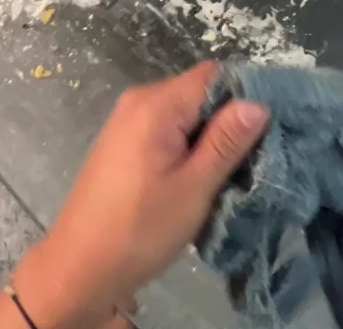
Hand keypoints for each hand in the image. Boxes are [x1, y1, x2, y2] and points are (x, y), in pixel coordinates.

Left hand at [11, 61, 269, 327]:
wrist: (78, 268)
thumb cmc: (139, 229)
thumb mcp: (193, 188)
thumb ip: (226, 141)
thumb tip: (258, 102)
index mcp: (156, 104)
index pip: (214, 75)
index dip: (243, 96)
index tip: (264, 131)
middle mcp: (140, 99)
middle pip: (199, 93)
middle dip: (226, 122)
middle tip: (248, 162)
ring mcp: (128, 119)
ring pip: (184, 113)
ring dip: (206, 139)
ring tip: (223, 176)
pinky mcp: (123, 140)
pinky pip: (166, 128)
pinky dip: (185, 147)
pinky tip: (193, 180)